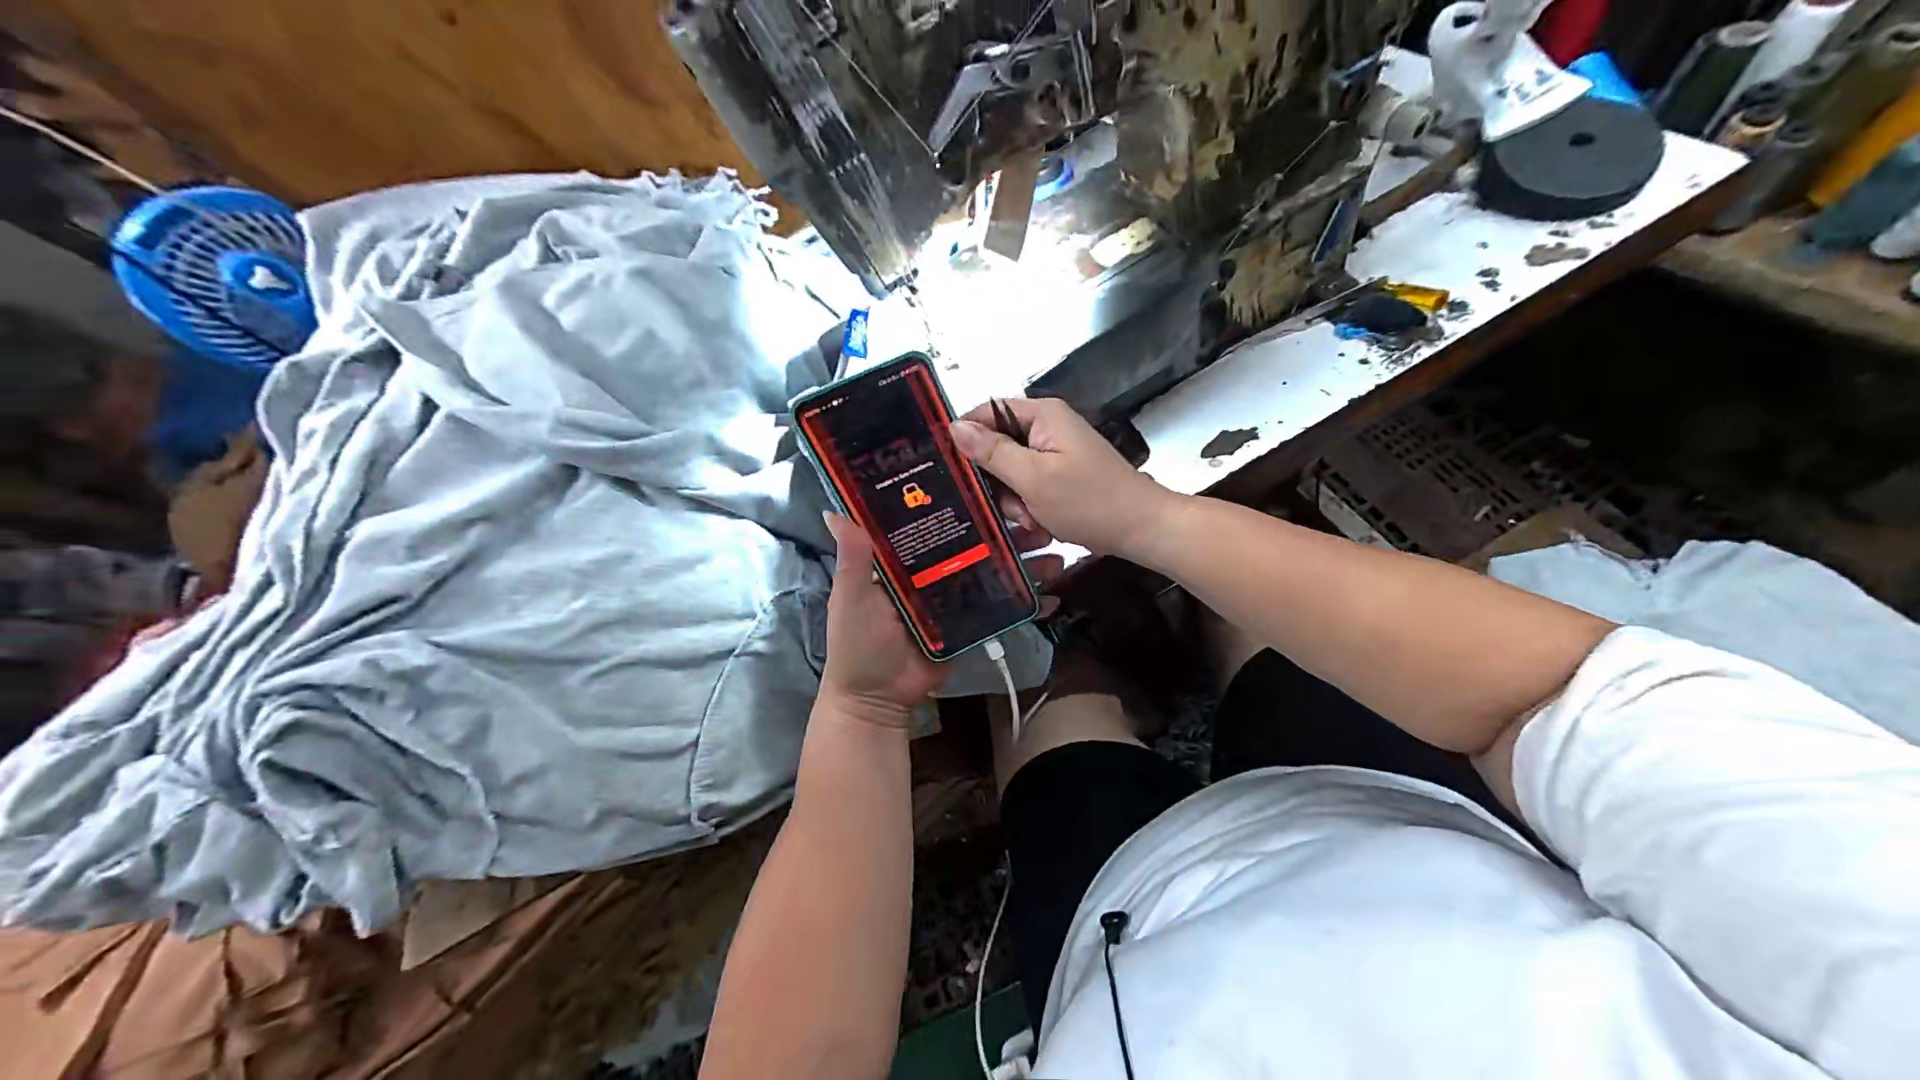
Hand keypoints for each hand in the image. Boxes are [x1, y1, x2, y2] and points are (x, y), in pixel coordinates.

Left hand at [817, 507, 1067, 727]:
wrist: (879, 700)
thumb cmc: (857, 644)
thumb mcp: (850, 599)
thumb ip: (852, 560)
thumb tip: (834, 512)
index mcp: (901, 557)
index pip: (932, 519)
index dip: (956, 500)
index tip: (986, 480)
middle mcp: (930, 568)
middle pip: (971, 540)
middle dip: (1002, 526)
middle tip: (1032, 514)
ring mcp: (953, 594)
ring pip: (991, 567)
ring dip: (1022, 557)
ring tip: (1052, 547)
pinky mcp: (970, 620)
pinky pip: (999, 603)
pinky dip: (1024, 596)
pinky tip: (1052, 588)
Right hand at [950, 398, 1179, 558]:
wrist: (1141, 528)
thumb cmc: (1088, 501)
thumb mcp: (1033, 478)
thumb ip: (992, 452)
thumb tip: (954, 426)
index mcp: (1042, 416)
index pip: (986, 412)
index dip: (965, 438)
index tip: (950, 469)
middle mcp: (1048, 427)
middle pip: (997, 446)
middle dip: (997, 481)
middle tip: (1011, 507)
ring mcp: (1056, 452)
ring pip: (1011, 472)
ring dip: (1015, 500)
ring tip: (1032, 520)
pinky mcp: (1062, 475)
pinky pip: (1030, 486)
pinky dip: (1031, 506)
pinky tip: (1041, 524)